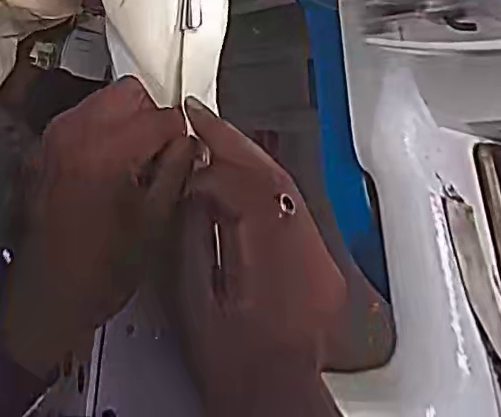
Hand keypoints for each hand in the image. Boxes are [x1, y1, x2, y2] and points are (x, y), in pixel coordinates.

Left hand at [2, 75, 196, 374]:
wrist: (46, 296)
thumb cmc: (102, 268)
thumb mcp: (154, 221)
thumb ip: (176, 168)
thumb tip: (187, 140)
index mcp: (107, 150)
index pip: (160, 116)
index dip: (178, 134)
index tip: (182, 151)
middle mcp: (77, 130)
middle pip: (129, 91)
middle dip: (150, 114)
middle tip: (158, 148)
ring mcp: (55, 134)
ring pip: (104, 99)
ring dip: (125, 119)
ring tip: (133, 157)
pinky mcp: (43, 145)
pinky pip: (82, 116)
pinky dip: (101, 128)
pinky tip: (108, 163)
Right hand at [173, 98, 345, 413]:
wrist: (277, 398)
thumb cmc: (235, 366)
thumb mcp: (195, 302)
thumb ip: (191, 238)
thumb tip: (189, 190)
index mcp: (272, 260)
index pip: (243, 186)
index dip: (207, 168)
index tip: (183, 159)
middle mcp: (303, 248)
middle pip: (267, 171)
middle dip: (229, 136)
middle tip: (198, 112)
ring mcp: (317, 249)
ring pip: (281, 179)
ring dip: (245, 150)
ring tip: (212, 130)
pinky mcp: (318, 253)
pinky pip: (288, 198)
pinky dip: (260, 175)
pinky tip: (238, 166)